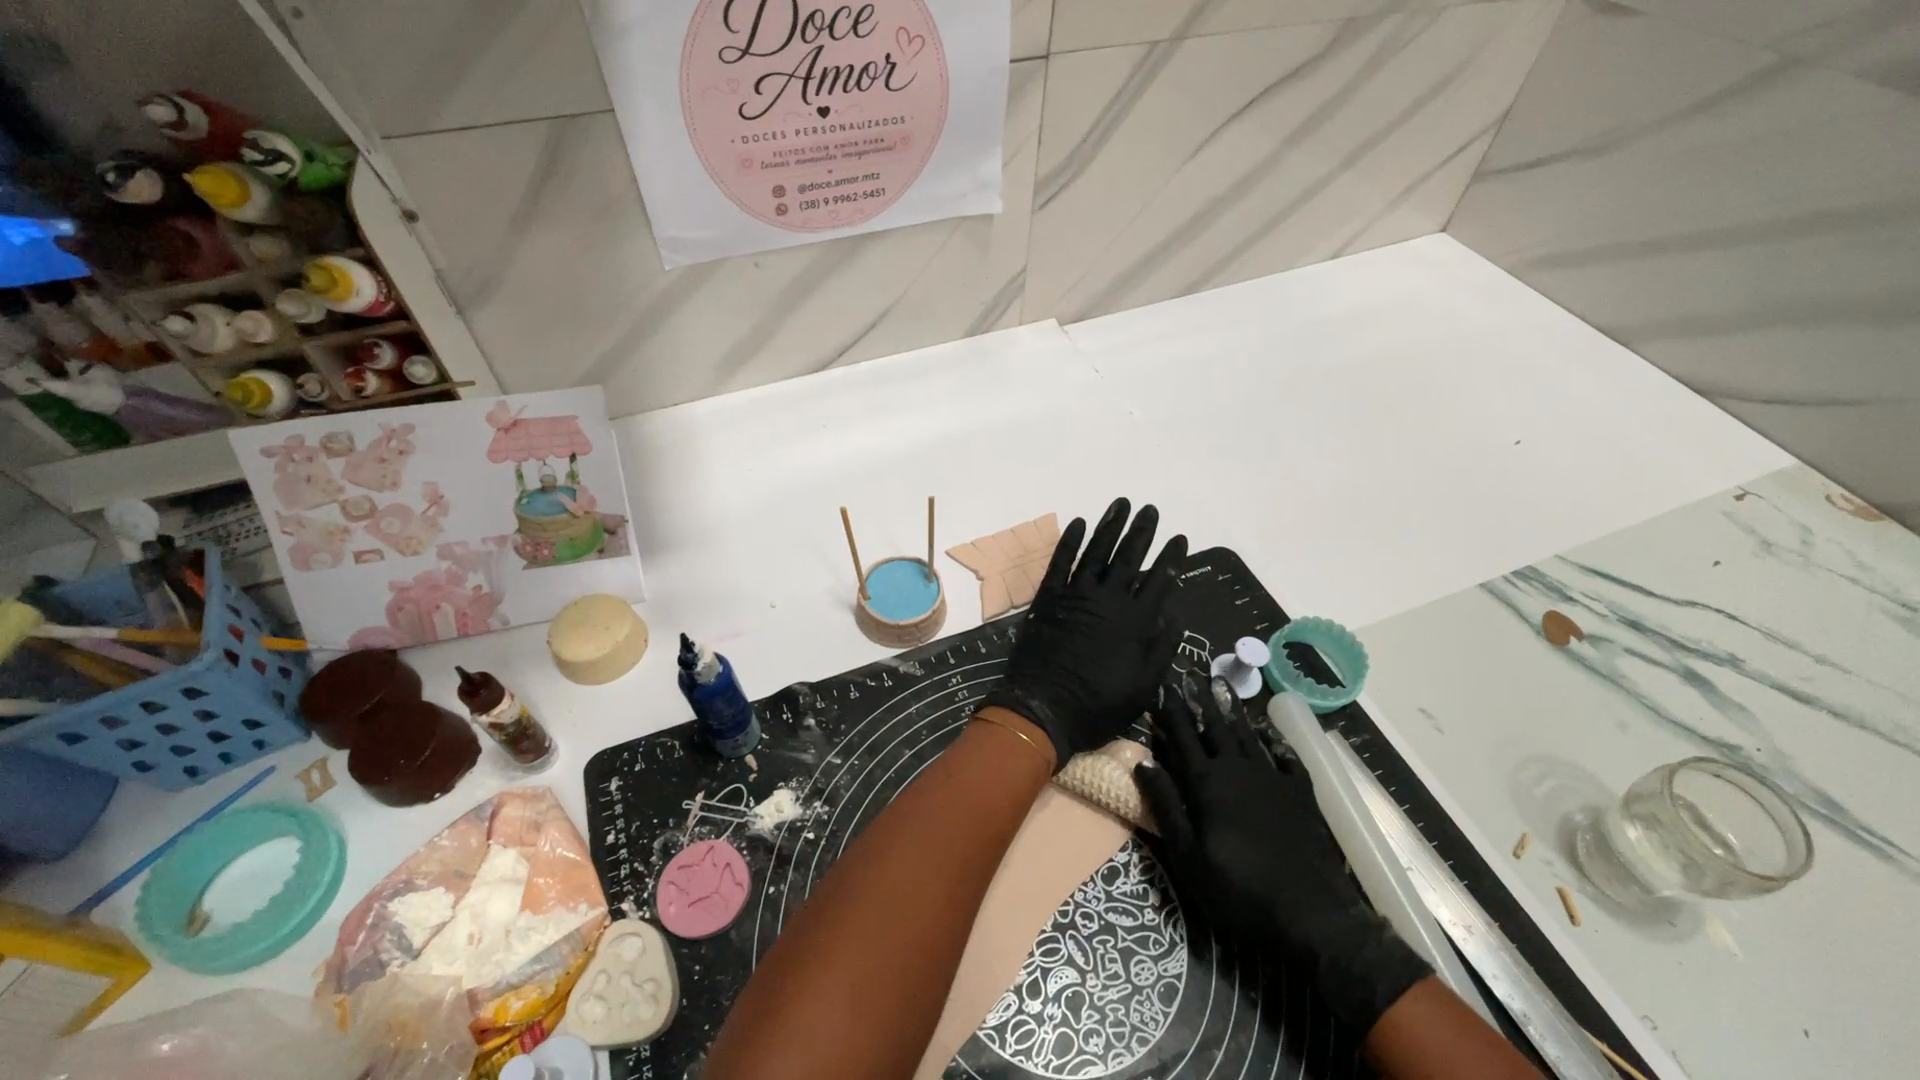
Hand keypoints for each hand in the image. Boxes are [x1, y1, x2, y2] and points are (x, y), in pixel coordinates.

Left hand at [983, 498, 1186, 770]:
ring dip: (1110, 526)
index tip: (1180, 538)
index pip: (1160, 580)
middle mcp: (1109, 600)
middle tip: (1151, 510)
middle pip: (1129, 557)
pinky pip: (1061, 562)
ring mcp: (1076, 595)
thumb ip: (1161, 647)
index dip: (1171, 558)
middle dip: (1142, 532)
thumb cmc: (1098, 704)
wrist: (1044, 708)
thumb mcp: (1144, 685)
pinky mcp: (1049, 598)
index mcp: (1135, 622)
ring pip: (1096, 551)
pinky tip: (1080, 523)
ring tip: (1121, 504)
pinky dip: (1070, 542)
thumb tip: (1175, 614)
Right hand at [1136, 678, 1429, 1033]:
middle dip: (1201, 700)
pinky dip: (1275, 741)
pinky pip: (1286, 757)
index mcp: (1207, 784)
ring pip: (1249, 735)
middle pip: (1216, 728)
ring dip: (1234, 711)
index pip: (1182, 737)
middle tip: (1192, 673)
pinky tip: (1268, 732)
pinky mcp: (1301, 794)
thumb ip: (1164, 806)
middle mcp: (1239, 771)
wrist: (1310, 913)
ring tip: (1222, 686)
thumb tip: (1143, 761)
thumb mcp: (1187, 856)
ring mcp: (1274, 779)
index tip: (1161, 686)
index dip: (1171, 711)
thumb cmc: (1237, 889)